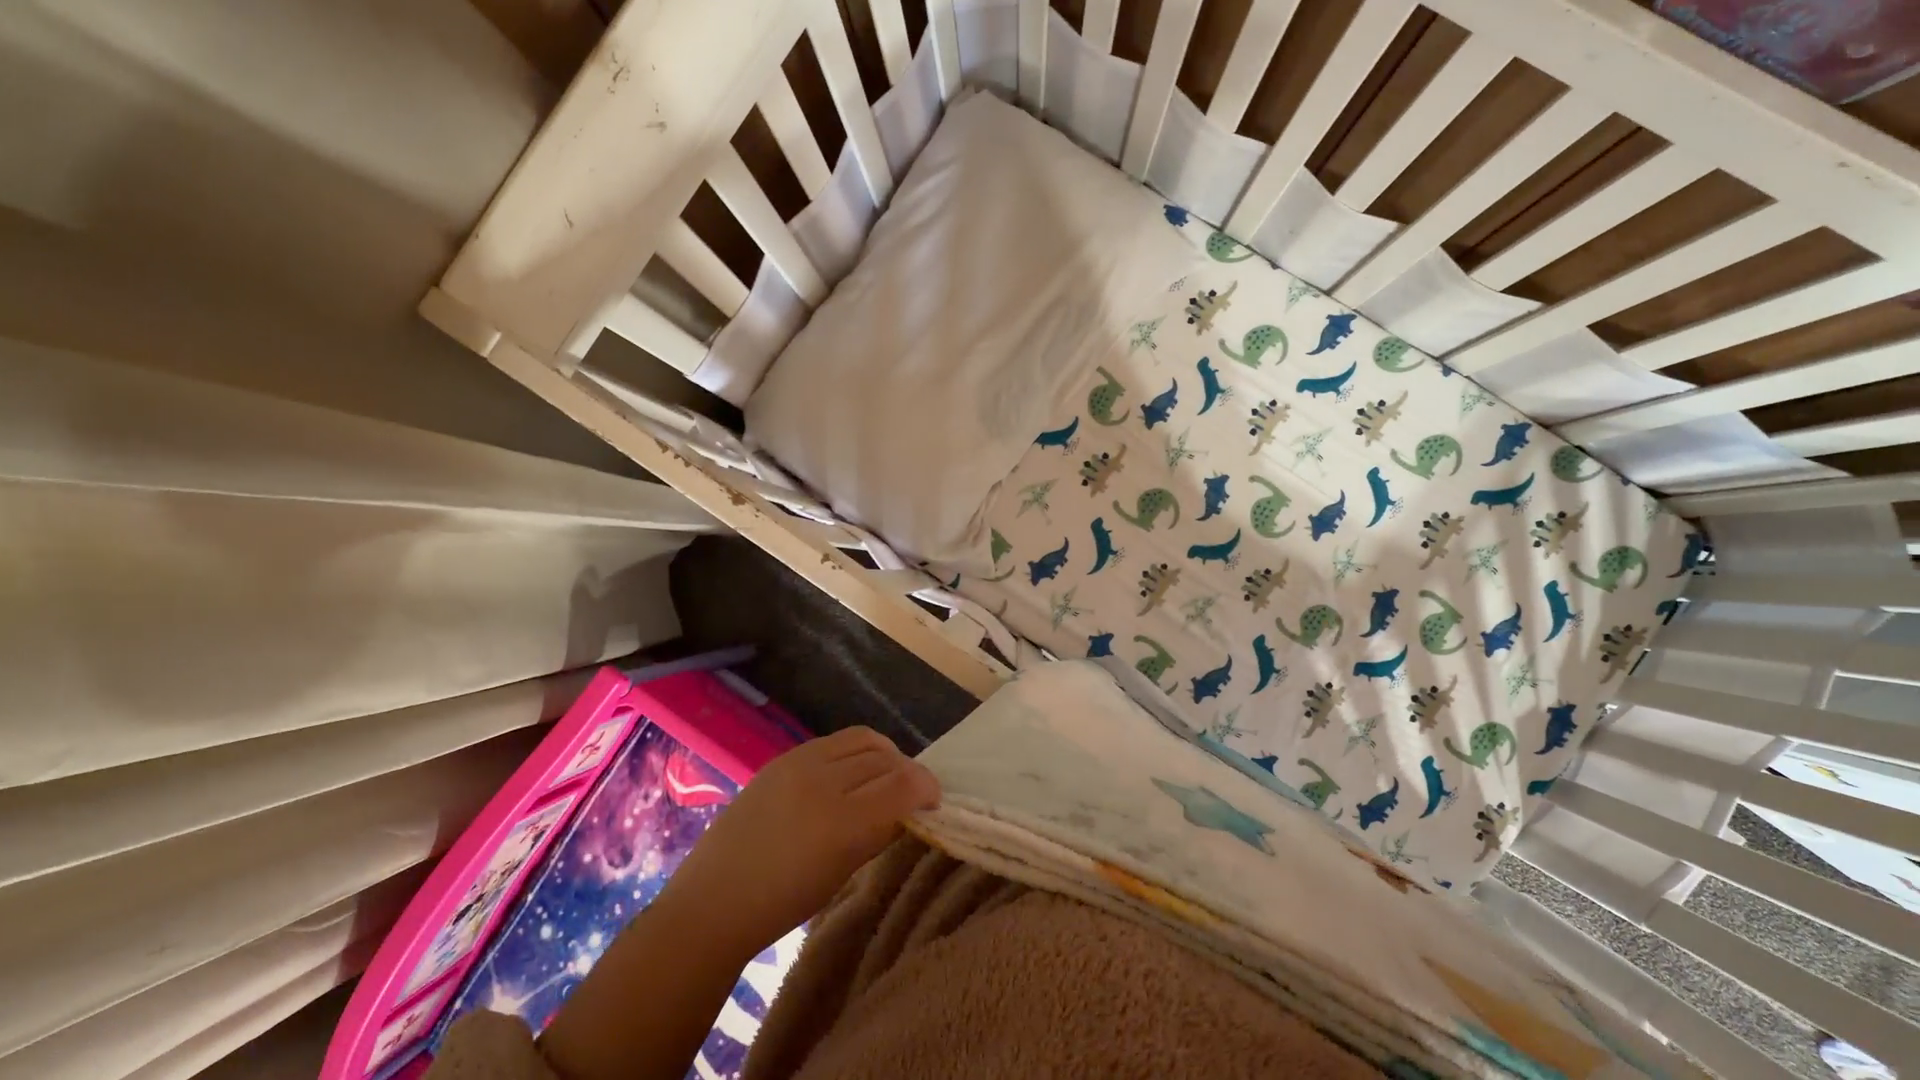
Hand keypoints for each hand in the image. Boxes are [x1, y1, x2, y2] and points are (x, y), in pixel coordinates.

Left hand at [658, 727, 940, 958]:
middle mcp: (824, 782)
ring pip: (864, 740)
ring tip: (884, 778)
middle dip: (909, 773)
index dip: (929, 789)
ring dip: (884, 756)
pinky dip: (855, 752)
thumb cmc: (783, 903)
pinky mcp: (782, 758)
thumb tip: (906, 809)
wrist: (715, 899)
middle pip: (887, 759)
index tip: (933, 804)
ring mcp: (800, 764)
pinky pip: (833, 742)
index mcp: (843, 822)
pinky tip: (852, 774)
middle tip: (912, 795)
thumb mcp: (843, 873)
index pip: (905, 784)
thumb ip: (878, 833)